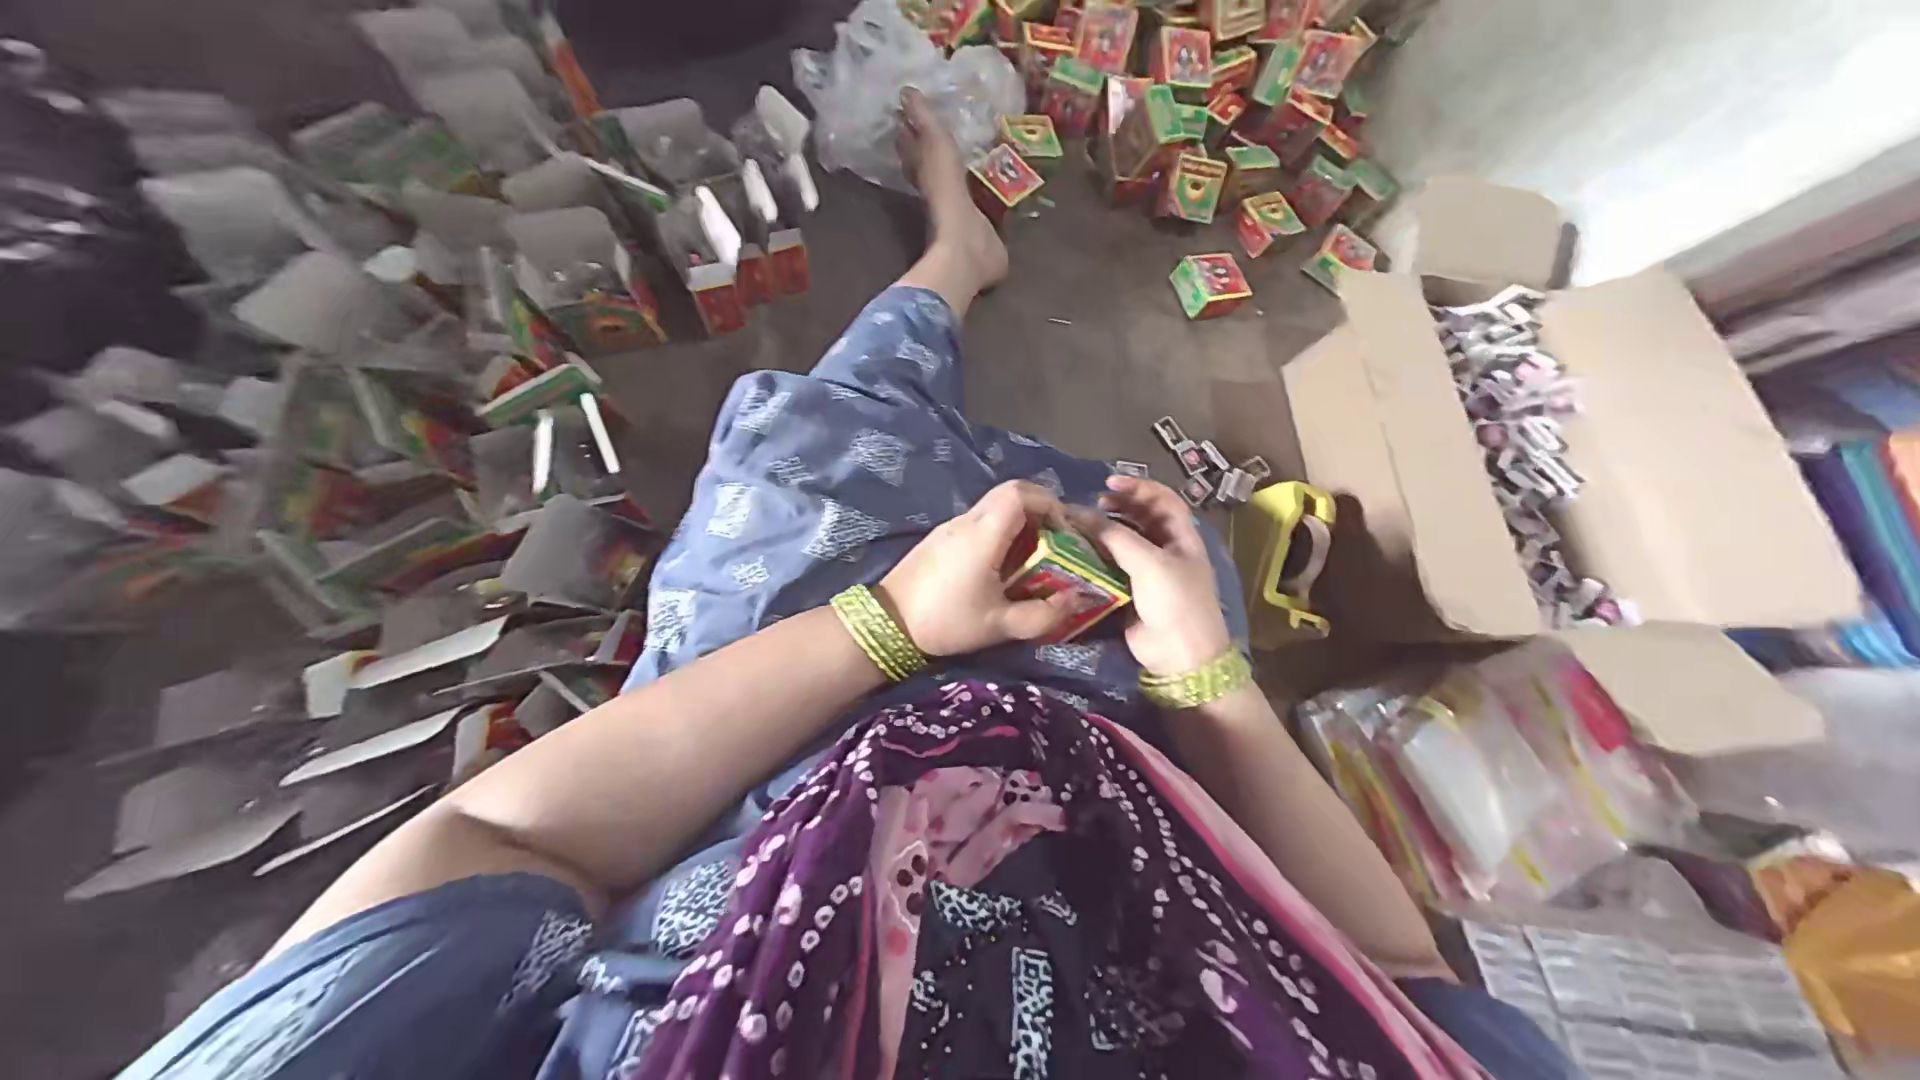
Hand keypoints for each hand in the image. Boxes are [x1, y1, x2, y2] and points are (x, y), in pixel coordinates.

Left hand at [877, 480, 1078, 656]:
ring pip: (993, 508)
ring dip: (1019, 524)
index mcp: (983, 534)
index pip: (1021, 493)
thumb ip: (1044, 614)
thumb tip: (1075, 598)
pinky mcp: (939, 539)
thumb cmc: (946, 621)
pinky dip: (999, 533)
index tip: (1064, 532)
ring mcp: (949, 527)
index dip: (1050, 504)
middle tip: (1054, 542)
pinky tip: (1001, 567)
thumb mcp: (1001, 626)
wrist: (887, 623)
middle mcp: (966, 521)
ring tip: (1031, 559)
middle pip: (1009, 493)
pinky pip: (977, 523)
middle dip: (1039, 511)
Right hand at [1069, 476, 1231, 675]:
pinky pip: (1115, 566)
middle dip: (1120, 507)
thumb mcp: (1149, 563)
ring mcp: (1151, 572)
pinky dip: (1099, 556)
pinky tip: (1082, 553)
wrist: (1180, 655)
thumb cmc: (1174, 602)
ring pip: (1127, 541)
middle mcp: (1168, 550)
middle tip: (1093, 504)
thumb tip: (1082, 516)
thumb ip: (1115, 537)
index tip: (1109, 483)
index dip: (1138, 487)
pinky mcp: (1134, 592)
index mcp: (1183, 537)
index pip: (1163, 499)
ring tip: (1084, 526)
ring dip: (1107, 531)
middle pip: (1144, 518)